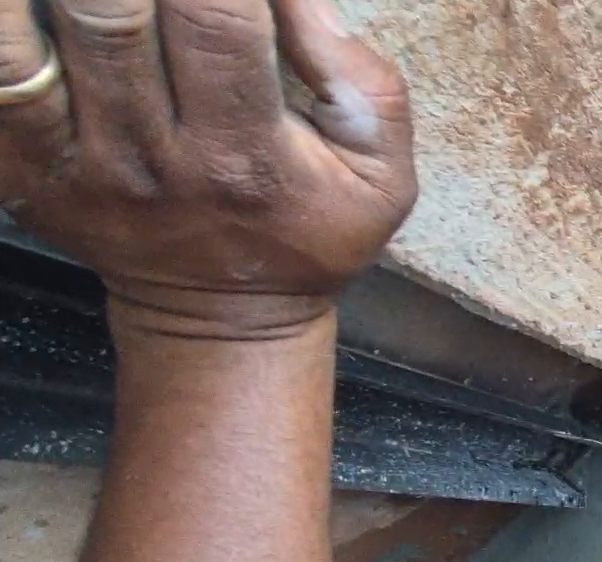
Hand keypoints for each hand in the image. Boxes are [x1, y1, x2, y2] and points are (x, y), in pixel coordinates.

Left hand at [0, 0, 415, 338]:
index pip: (218, 21)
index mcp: (252, 155)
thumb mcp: (386, 186)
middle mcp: (157, 152)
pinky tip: (26, 5)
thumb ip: (370, 95)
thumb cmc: (313, 234)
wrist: (229, 311)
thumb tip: (302, 0)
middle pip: (107, 7)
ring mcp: (72, 153)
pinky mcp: (12, 154)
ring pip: (17, 26)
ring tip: (114, 0)